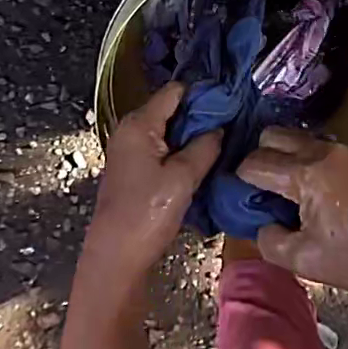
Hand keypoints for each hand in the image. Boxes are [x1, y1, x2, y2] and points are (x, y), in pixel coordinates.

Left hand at [80, 82, 221, 286]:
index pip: (174, 91)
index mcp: (138, 123)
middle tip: (231, 124)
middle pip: (170, 108)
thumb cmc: (147, 214)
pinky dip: (179, 150)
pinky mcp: (133, 167)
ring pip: (167, 129)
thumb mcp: (182, 178)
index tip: (230, 102)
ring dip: (191, 135)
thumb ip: (204, 147)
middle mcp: (130, 128)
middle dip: (199, 115)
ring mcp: (129, 148)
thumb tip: (220, 128)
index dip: (202, 93)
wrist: (116, 257)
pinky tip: (200, 160)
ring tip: (221, 142)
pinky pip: (160, 146)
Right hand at [236, 128, 347, 301]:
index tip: (237, 197)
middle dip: (258, 158)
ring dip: (282, 157)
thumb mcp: (306, 261)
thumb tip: (262, 222)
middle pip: (271, 136)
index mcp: (306, 174)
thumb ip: (270, 239)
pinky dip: (302, 160)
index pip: (255, 163)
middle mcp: (320, 150)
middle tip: (259, 190)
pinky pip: (314, 147)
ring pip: (294, 137)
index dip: (240, 180)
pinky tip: (307, 191)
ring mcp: (340, 149)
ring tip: (282, 191)